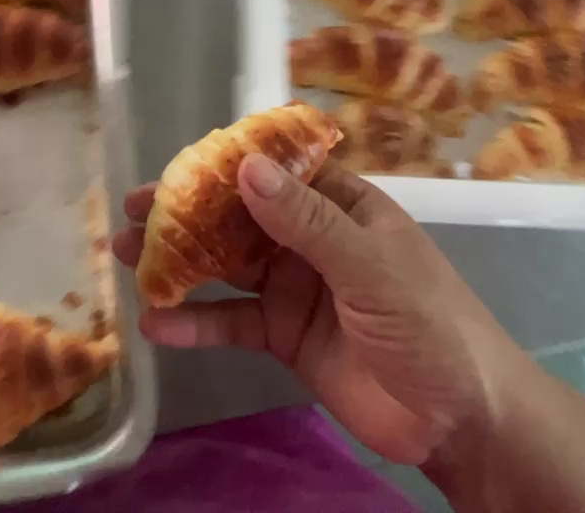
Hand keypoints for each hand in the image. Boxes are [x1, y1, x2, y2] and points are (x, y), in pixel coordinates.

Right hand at [112, 155, 524, 465]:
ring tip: (126, 255)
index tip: (177, 167)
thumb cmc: (429, 323)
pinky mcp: (283, 337)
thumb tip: (245, 167)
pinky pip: (232, 322)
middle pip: (240, 217)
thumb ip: (306, 221)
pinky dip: (195, 322)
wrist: (458, 420)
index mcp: (340, 206)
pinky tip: (157, 323)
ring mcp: (294, 287)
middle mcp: (310, 239)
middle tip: (133, 210)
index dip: (227, 166)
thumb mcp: (370, 266)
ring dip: (180, 260)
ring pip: (227, 266)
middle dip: (188, 212)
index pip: (277, 172)